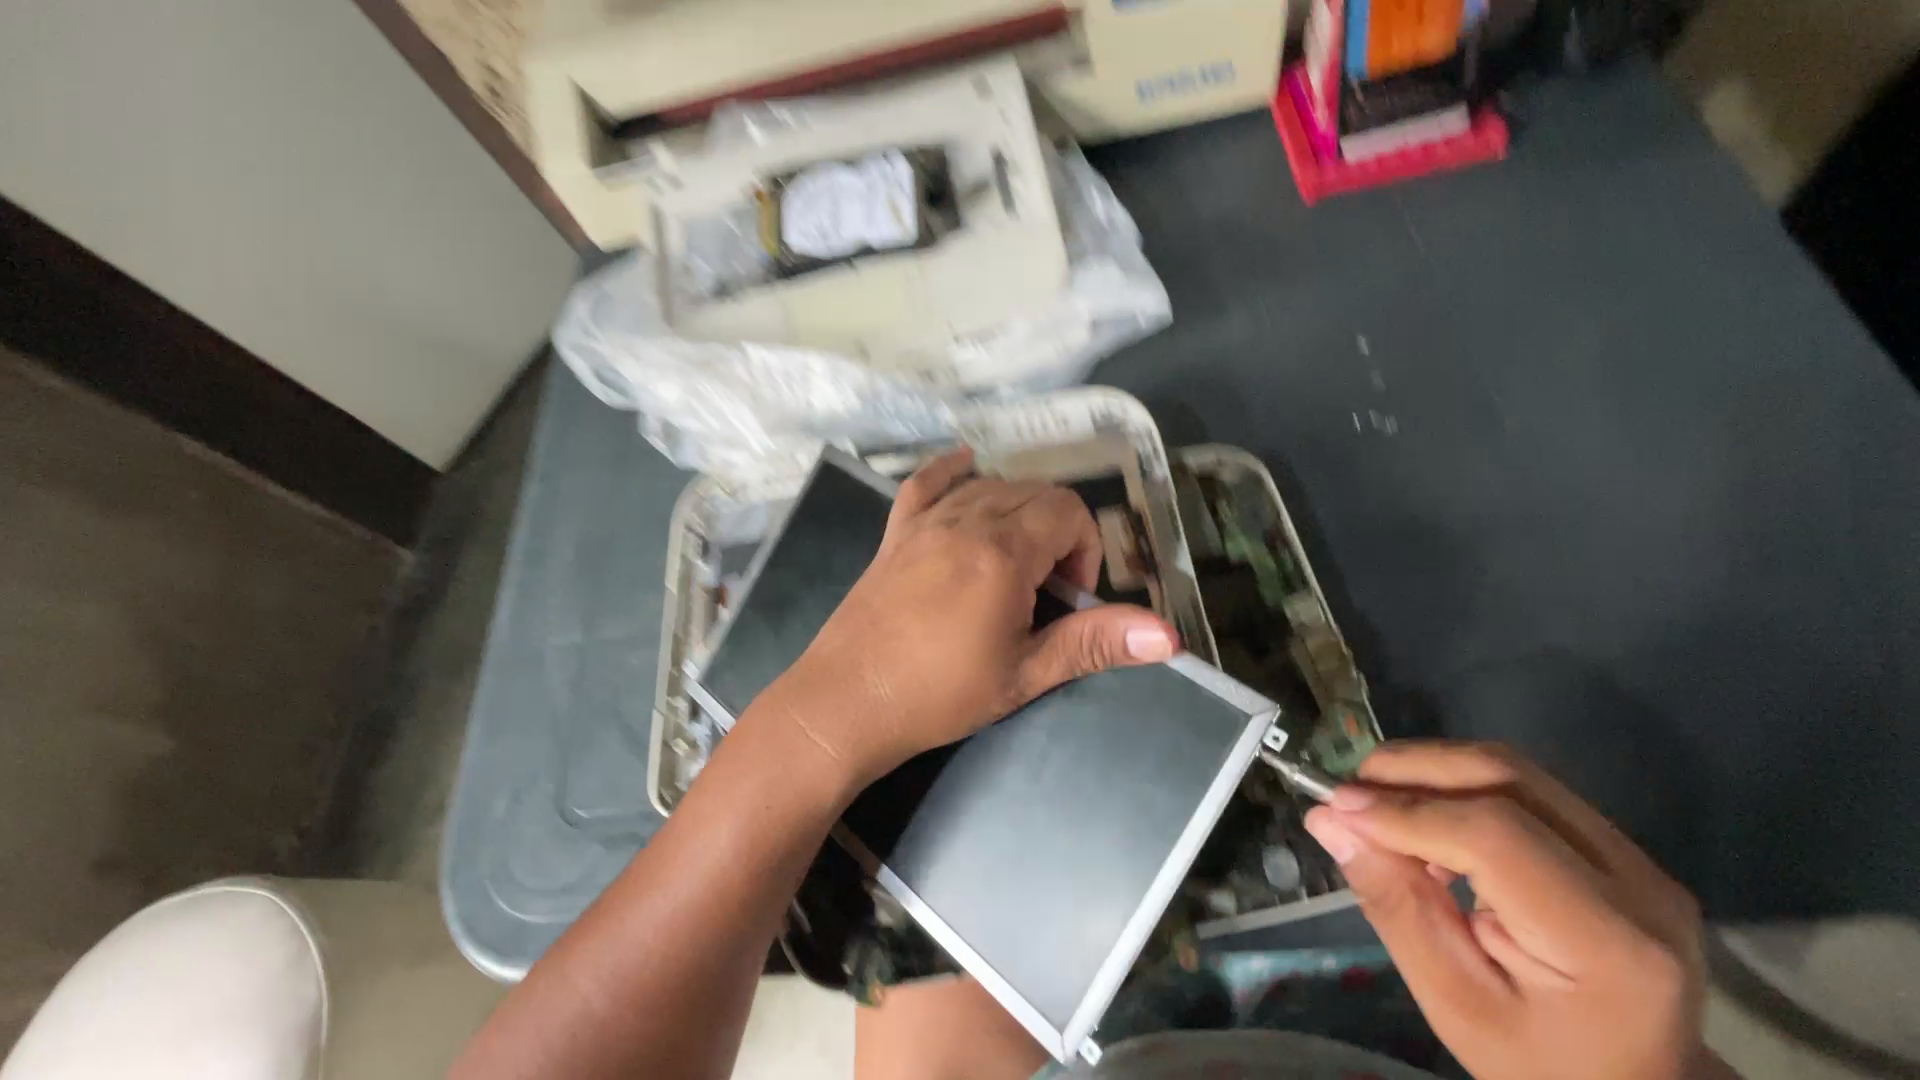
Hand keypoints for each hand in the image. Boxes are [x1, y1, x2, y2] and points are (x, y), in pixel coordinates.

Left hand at [759, 448, 1177, 788]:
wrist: (846, 702)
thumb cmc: (939, 694)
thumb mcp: (1025, 673)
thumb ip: (1093, 642)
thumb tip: (1169, 636)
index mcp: (1003, 551)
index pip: (1067, 511)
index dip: (1084, 549)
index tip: (1070, 596)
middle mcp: (965, 520)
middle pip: (1033, 492)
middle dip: (1057, 531)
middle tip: (1046, 591)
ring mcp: (924, 522)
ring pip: (988, 486)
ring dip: (1017, 510)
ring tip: (1015, 562)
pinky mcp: (894, 533)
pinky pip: (926, 482)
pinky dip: (952, 471)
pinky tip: (966, 467)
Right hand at [1304, 742, 1709, 1079]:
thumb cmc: (1538, 1061)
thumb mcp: (1454, 1003)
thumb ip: (1396, 907)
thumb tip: (1329, 821)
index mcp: (1608, 942)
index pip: (1495, 837)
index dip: (1407, 812)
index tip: (1335, 809)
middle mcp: (1639, 882)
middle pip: (1509, 780)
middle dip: (1414, 770)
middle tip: (1347, 790)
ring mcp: (1637, 858)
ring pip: (1515, 772)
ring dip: (1432, 772)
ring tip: (1376, 802)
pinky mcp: (1620, 848)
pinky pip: (1526, 791)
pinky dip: (1459, 788)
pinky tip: (1425, 821)